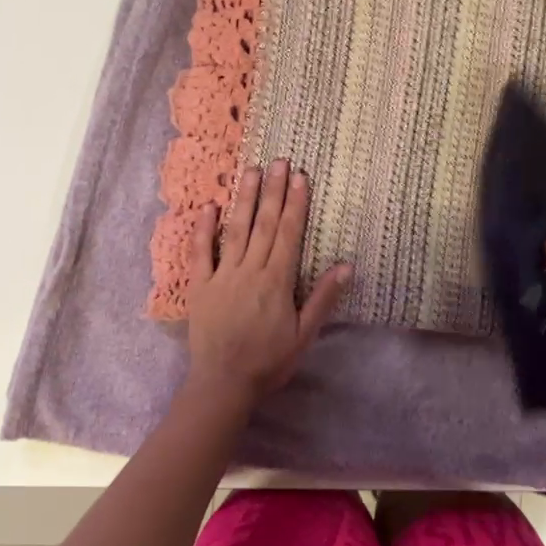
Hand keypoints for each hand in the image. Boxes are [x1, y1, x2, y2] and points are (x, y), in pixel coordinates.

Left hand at [186, 159, 350, 409]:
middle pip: (263, 224)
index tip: (299, 176)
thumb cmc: (269, 361)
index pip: (288, 233)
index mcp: (276, 281)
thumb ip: (323, 298)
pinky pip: (200, 253)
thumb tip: (346, 265)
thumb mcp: (304, 334)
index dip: (295, 204)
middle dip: (272, 191)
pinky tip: (208, 206)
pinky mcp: (200, 287)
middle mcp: (249, 270)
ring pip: (235, 230)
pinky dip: (203, 229)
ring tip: (250, 170)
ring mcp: (222, 276)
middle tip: (278, 160)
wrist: (223, 384)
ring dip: (244, 199)